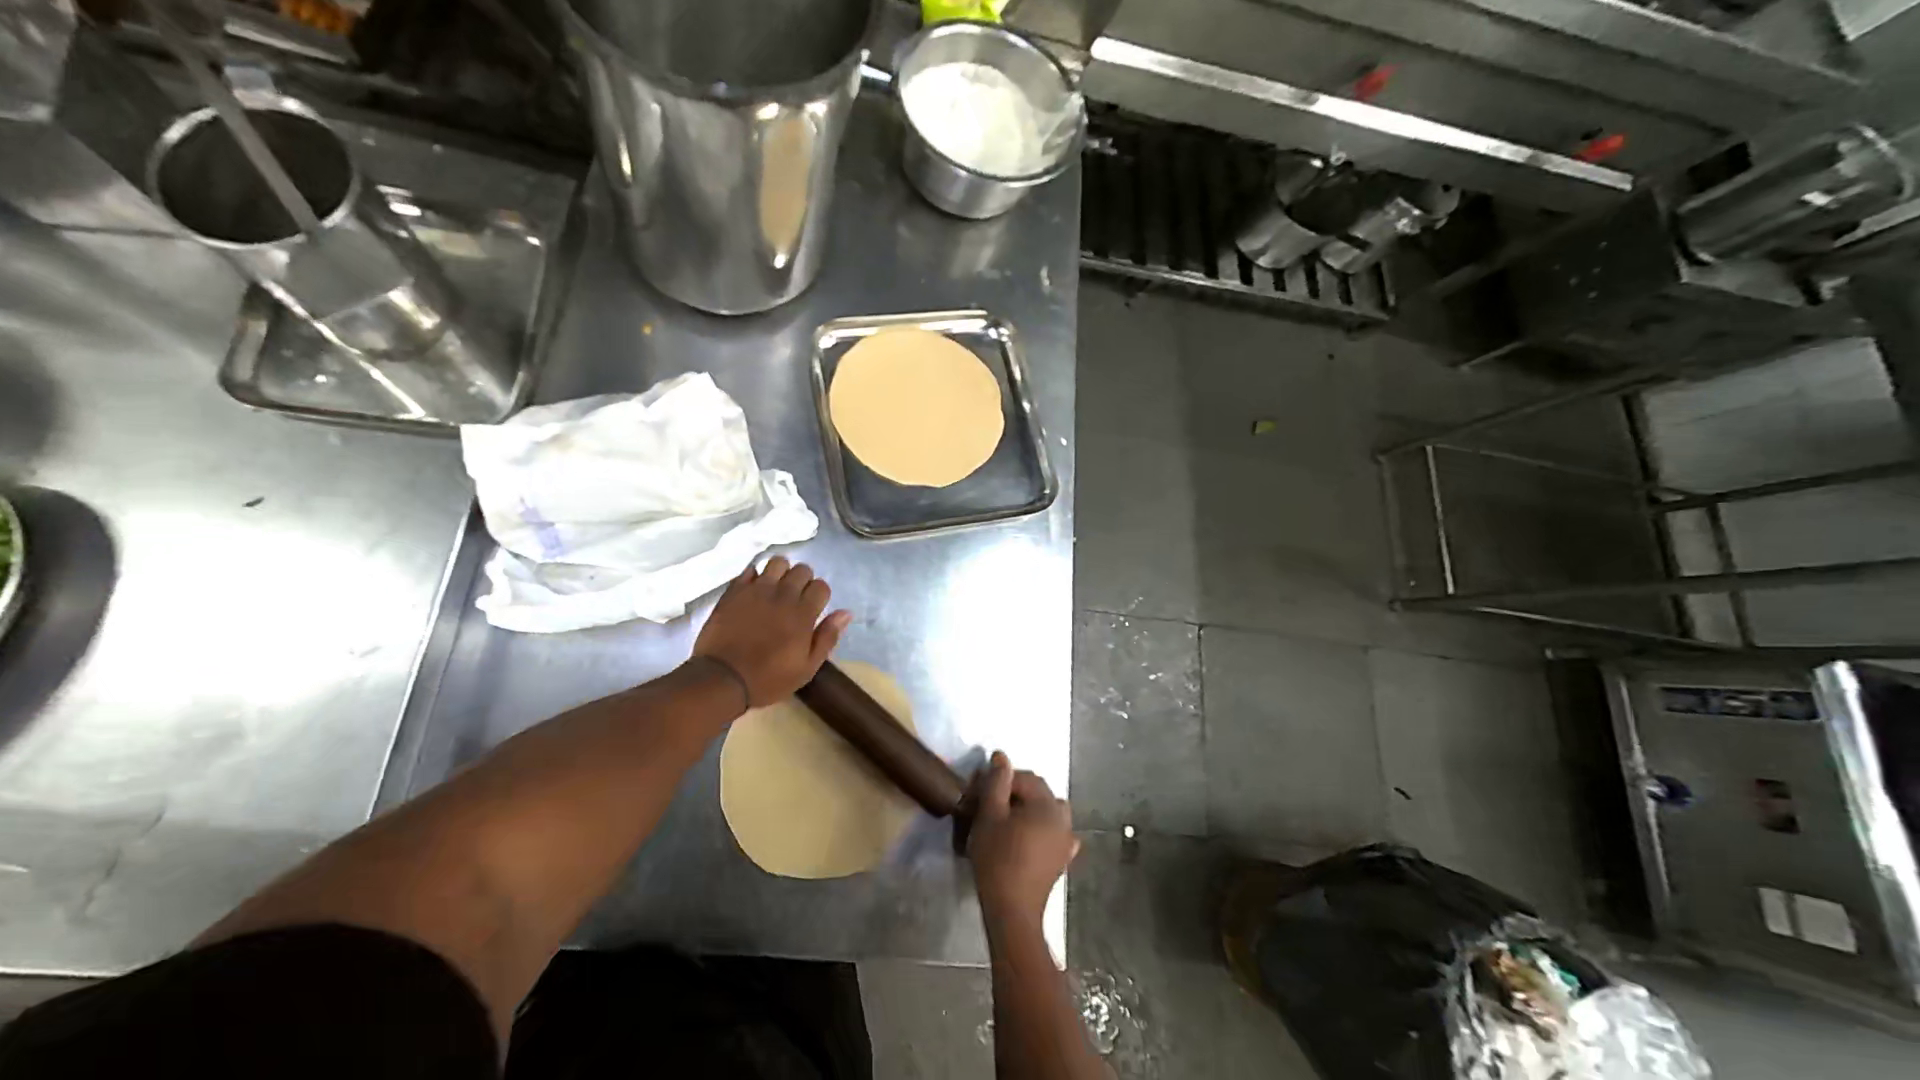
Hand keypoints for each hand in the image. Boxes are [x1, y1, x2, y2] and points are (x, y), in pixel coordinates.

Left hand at [693, 556, 851, 707]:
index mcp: (803, 613)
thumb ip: (827, 637)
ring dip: (781, 572)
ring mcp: (756, 590)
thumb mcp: (806, 668)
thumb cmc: (768, 679)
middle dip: (803, 581)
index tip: (813, 610)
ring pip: (777, 562)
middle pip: (802, 570)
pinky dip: (756, 576)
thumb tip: (846, 613)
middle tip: (795, 600)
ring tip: (776, 589)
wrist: (722, 678)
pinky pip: (750, 570)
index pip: (821, 586)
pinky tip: (754, 591)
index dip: (820, 596)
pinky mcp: (734, 591)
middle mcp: (783, 595)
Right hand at [967, 751, 1077, 926]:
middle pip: (1039, 792)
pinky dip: (1042, 829)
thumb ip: (996, 783)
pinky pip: (1055, 833)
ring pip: (1049, 811)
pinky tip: (1028, 837)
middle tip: (989, 805)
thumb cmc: (997, 859)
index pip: (1024, 778)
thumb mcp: (989, 816)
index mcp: (1046, 804)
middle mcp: (1063, 818)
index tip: (979, 791)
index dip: (1001, 780)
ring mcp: (1066, 839)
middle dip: (1015, 793)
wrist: (1012, 910)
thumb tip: (1001, 756)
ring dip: (1029, 809)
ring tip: (1007, 821)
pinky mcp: (1063, 858)